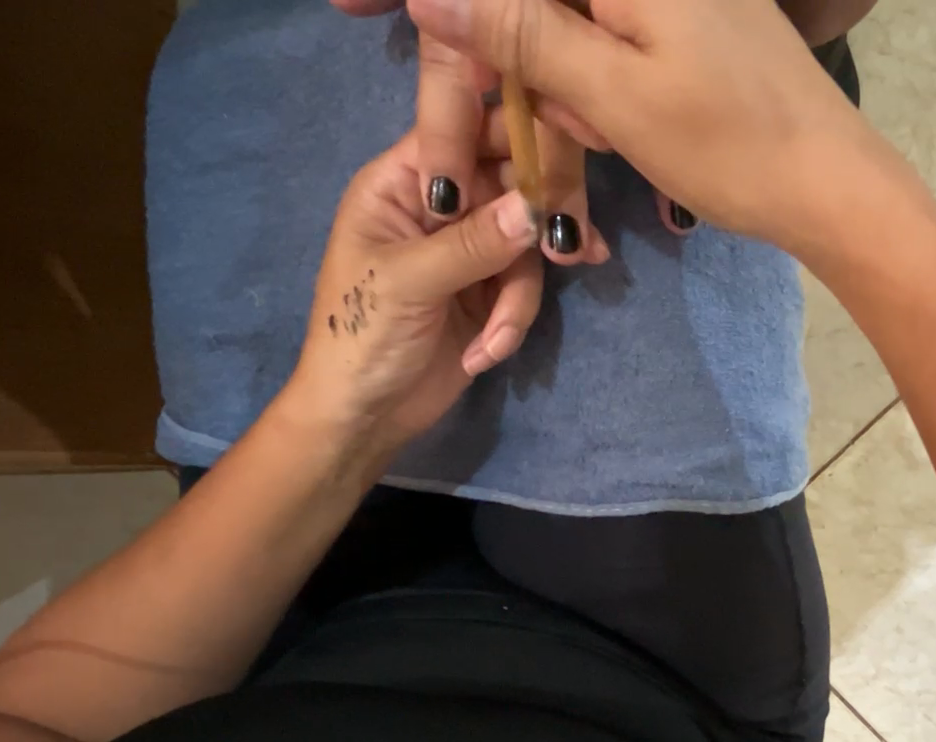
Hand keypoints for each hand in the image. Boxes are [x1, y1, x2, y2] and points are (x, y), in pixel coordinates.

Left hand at [287, 123, 541, 453]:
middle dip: (540, 225)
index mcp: (403, 183)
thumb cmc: (361, 337)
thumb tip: (534, 208)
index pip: (465, 133)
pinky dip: (513, 324)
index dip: (515, 141)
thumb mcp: (409, 284)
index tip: (557, 171)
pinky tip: (490, 353)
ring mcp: (468, 251)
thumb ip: (472, 244)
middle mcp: (441, 207)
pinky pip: (524, 290)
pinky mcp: (489, 293)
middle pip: (511, 187)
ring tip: (495, 341)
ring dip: (519, 301)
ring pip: (526, 248)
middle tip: (574, 250)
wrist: (367, 415)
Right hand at [405, 0, 883, 250]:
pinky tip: (632, 137)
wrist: (828, 185)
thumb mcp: (613, 92)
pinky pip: (613, 50)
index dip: (447, 3)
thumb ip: (523, 33)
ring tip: (615, 141)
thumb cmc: (728, 143)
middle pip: (541, 5)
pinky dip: (604, 96)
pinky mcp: (686, 31)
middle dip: (525, 65)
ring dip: (569, 90)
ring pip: (572, 31)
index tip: (359, 11)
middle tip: (569, 128)